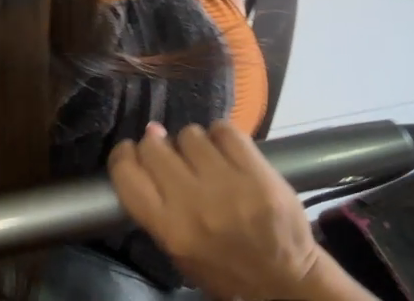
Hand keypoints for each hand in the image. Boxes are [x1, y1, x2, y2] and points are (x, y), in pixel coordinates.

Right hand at [110, 122, 324, 300]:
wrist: (288, 282)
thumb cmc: (224, 267)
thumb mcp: (179, 251)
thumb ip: (156, 201)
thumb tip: (149, 135)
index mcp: (170, 229)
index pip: (126, 173)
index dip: (125, 155)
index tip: (134, 153)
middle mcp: (194, 205)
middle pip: (155, 146)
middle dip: (160, 147)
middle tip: (176, 160)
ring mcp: (229, 187)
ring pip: (190, 134)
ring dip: (195, 144)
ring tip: (208, 161)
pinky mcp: (259, 175)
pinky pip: (225, 131)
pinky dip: (223, 137)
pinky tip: (228, 154)